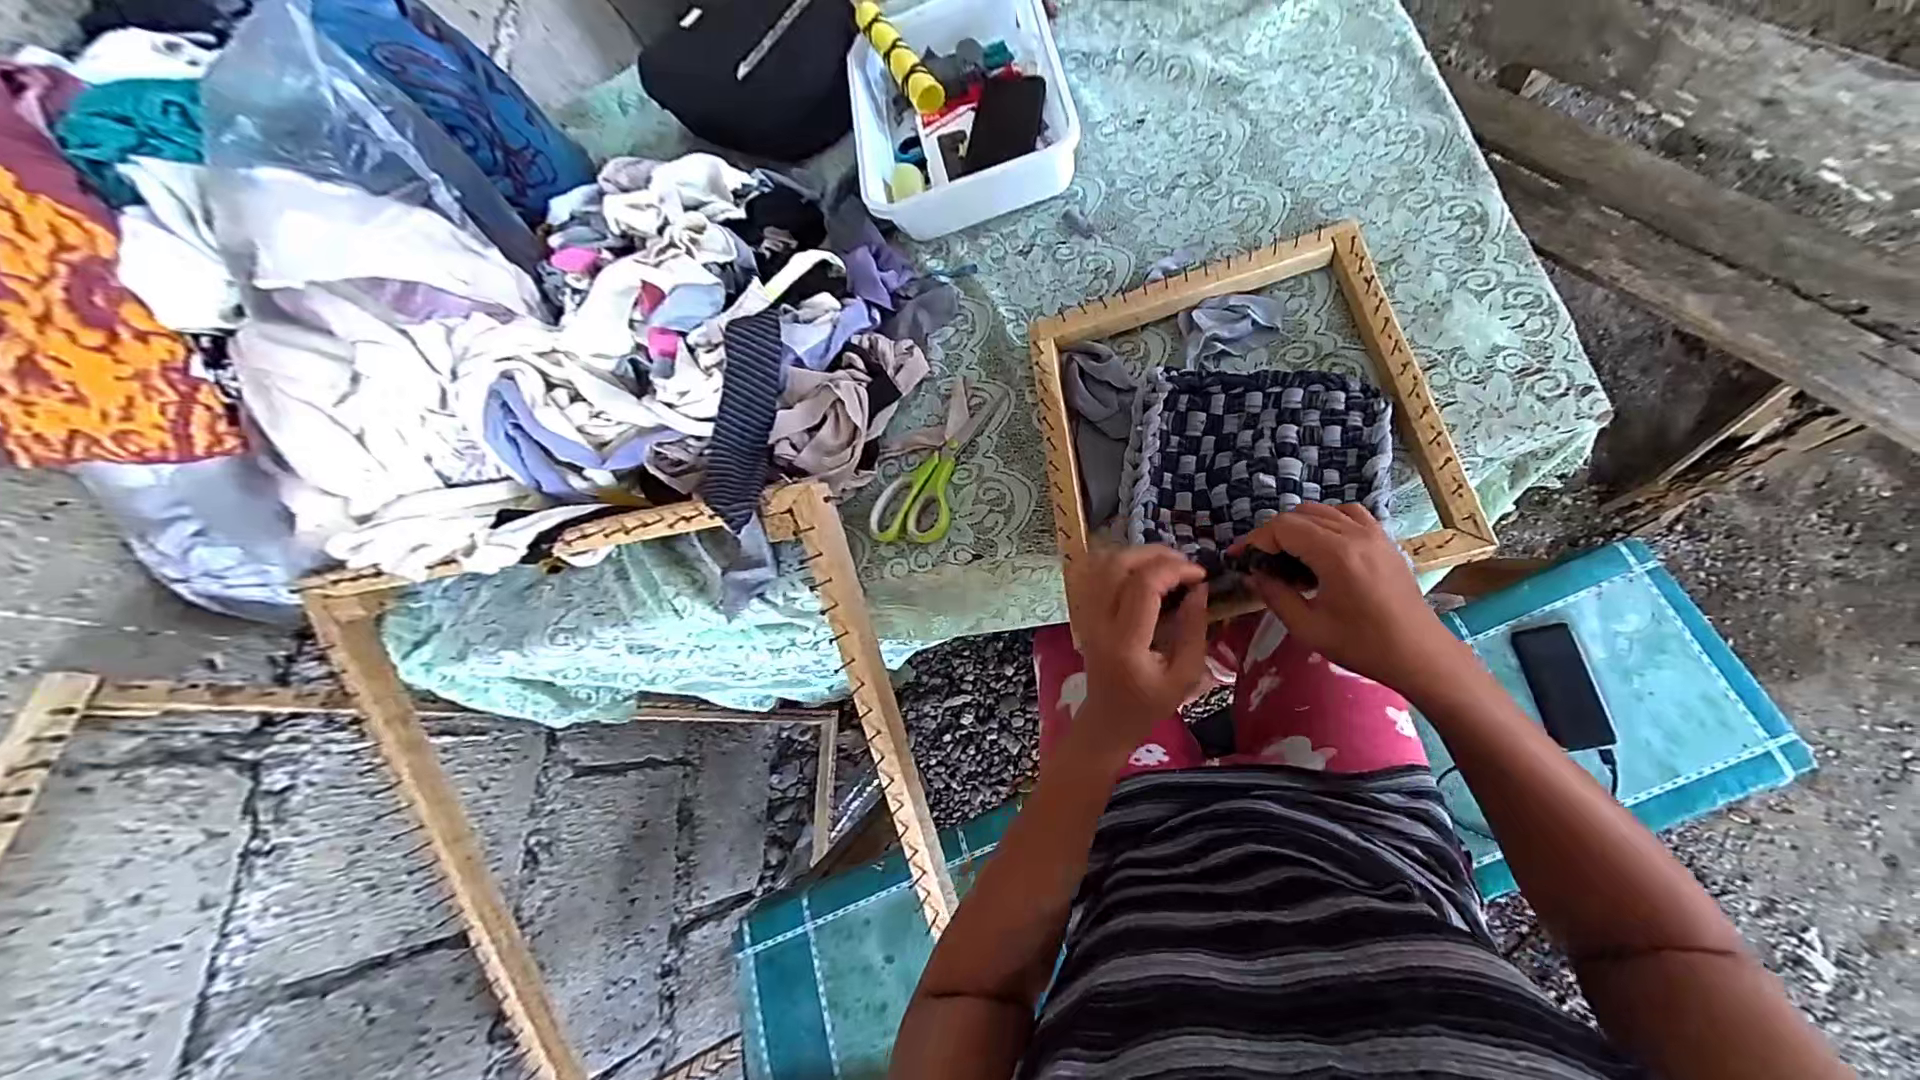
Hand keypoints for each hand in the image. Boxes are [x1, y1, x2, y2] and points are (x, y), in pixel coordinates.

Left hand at [1062, 544, 1208, 765]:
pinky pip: (1096, 573)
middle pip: (1118, 564)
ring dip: (1138, 555)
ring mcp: (1086, 614)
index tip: (1200, 575)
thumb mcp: (1184, 676)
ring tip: (1167, 566)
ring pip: (1103, 563)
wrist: (1107, 718)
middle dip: (1156, 554)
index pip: (1143, 586)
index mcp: (1125, 642)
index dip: (1174, 570)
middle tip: (1185, 564)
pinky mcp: (1084, 612)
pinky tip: (1144, 573)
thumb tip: (1199, 589)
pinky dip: (1121, 563)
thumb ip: (1193, 630)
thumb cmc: (1148, 704)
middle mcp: (1098, 622)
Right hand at [1228, 503, 1469, 696]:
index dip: (1255, 539)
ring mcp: (1374, 534)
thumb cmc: (1362, 645)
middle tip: (1259, 560)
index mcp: (1336, 554)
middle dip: (1272, 533)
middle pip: (1300, 514)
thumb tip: (1253, 575)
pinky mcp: (1385, 541)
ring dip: (1298, 525)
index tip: (1238, 557)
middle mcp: (1356, 535)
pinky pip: (1349, 515)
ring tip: (1288, 553)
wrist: (1420, 655)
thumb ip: (1274, 595)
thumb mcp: (1307, 627)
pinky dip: (1327, 521)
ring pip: (1324, 510)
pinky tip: (1321, 546)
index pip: (1283, 528)